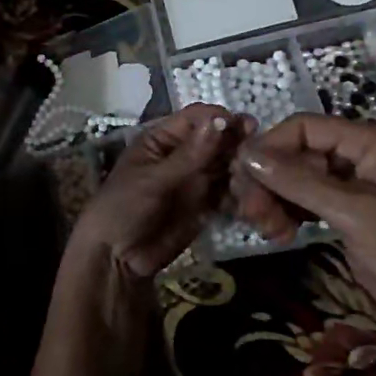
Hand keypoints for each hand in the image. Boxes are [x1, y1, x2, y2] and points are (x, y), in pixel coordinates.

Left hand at [72, 103, 239, 277]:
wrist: (117, 256)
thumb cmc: (123, 209)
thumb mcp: (153, 180)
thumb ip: (188, 155)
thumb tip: (219, 122)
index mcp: (162, 140)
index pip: (195, 119)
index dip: (219, 119)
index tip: (245, 126)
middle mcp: (182, 155)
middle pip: (217, 140)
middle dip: (237, 143)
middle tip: (257, 154)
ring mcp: (196, 179)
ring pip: (227, 165)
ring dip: (242, 168)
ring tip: (256, 177)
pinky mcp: (206, 204)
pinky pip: (229, 192)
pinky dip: (242, 192)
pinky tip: (252, 197)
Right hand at [228, 114, 375, 330]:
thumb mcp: (354, 214)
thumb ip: (299, 182)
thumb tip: (246, 155)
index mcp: (374, 145)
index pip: (306, 128)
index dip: (270, 147)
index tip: (243, 178)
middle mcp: (362, 158)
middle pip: (297, 154)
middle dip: (269, 181)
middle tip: (249, 213)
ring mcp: (355, 187)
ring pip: (297, 179)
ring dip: (274, 201)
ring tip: (265, 230)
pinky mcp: (349, 213)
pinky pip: (307, 202)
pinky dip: (288, 215)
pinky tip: (279, 235)